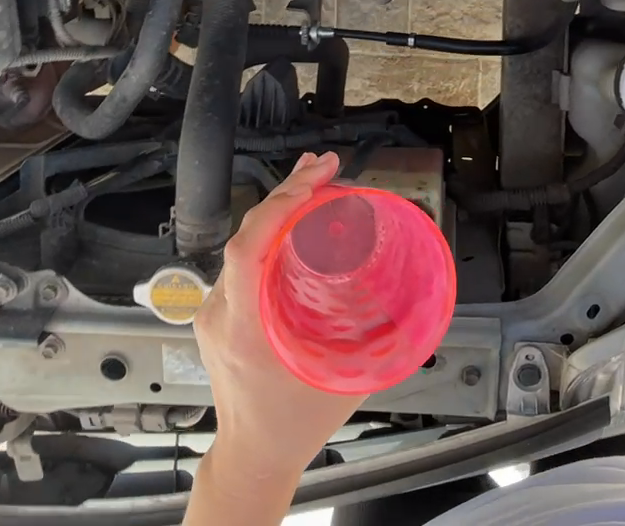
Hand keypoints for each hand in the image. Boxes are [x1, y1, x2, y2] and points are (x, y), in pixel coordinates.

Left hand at [193, 152, 363, 486]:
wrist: (252, 458)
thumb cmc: (294, 427)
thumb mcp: (345, 381)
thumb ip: (377, 340)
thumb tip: (409, 296)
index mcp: (244, 327)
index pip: (247, 250)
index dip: (278, 209)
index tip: (312, 184)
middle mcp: (222, 310)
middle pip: (246, 234)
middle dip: (287, 192)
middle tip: (326, 166)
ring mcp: (216, 308)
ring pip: (244, 241)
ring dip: (280, 206)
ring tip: (314, 175)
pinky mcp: (220, 309)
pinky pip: (243, 257)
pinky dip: (270, 229)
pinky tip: (293, 213)